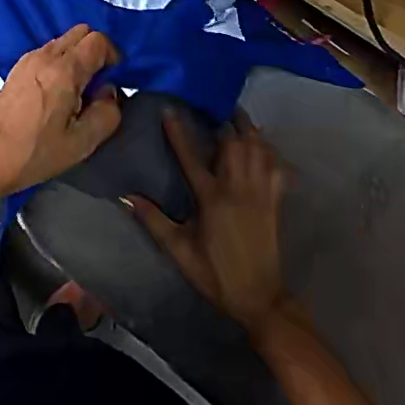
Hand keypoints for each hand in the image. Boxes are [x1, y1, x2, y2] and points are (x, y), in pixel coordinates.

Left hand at [0, 25, 121, 204]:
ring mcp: (29, 59)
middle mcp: (46, 56)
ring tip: (78, 87)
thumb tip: (109, 92)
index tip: (113, 78)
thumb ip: (107, 113)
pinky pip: (50, 50)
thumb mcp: (82, 143)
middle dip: (96, 50)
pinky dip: (62, 60)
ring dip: (78, 55)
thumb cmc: (34, 153)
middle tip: (98, 80)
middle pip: (82, 32)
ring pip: (65, 40)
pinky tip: (58, 89)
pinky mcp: (18, 68)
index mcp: (64, 71)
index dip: (113, 55)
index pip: (98, 40)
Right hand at [126, 106, 288, 337]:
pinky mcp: (275, 197)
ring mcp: (260, 190)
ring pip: (257, 146)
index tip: (169, 110)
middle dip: (224, 121)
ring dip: (247, 128)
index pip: (191, 157)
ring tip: (237, 118)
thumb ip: (154, 221)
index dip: (178, 132)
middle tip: (214, 108)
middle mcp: (237, 187)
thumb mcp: (180, 251)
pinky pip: (276, 163)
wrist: (259, 296)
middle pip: (233, 141)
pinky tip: (263, 144)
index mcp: (211, 198)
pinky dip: (269, 149)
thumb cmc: (215, 274)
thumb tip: (128, 196)